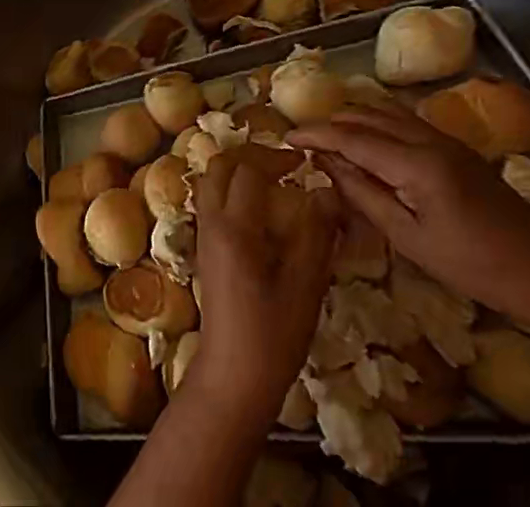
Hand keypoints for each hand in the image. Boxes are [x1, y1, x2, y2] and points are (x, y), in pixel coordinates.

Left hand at [189, 153, 338, 420]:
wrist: (232, 376)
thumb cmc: (272, 335)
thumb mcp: (305, 285)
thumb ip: (315, 233)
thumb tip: (327, 190)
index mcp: (234, 227)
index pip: (248, 170)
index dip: (277, 157)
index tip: (305, 160)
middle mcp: (211, 223)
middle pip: (220, 166)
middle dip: (252, 154)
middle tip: (286, 162)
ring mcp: (203, 236)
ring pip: (211, 181)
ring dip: (239, 169)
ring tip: (276, 178)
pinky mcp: (204, 250)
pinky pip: (212, 201)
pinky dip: (232, 189)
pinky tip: (262, 208)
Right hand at [288, 107, 529, 321]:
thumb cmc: (473, 265)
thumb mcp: (408, 237)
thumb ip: (363, 193)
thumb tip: (326, 162)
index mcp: (416, 162)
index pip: (351, 136)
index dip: (314, 134)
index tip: (284, 138)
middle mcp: (428, 139)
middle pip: (366, 115)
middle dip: (330, 122)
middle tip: (302, 141)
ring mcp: (445, 139)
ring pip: (385, 112)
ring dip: (352, 118)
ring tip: (327, 137)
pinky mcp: (455, 146)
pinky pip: (404, 121)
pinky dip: (375, 123)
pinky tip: (366, 141)